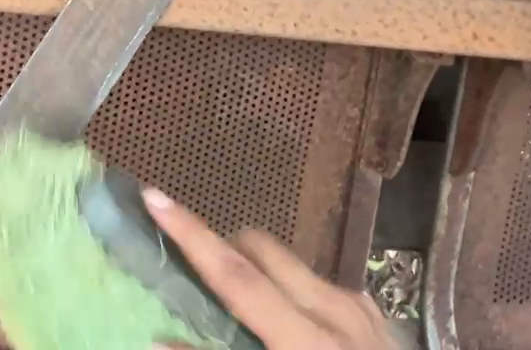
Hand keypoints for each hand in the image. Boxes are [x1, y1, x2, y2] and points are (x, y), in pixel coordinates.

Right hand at [144, 188, 402, 349]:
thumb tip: (160, 341)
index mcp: (308, 343)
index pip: (238, 277)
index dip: (192, 235)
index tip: (153, 195)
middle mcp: (337, 313)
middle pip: (260, 250)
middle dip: (221, 247)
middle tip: (195, 277)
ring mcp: (362, 311)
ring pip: (289, 262)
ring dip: (257, 271)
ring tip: (244, 312)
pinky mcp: (377, 316)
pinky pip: (320, 282)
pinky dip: (293, 291)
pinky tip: (293, 328)